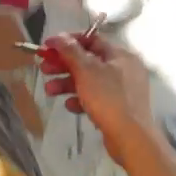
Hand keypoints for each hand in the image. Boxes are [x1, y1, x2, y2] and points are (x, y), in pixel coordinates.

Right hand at [38, 31, 159, 160]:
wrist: (131, 138)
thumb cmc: (108, 98)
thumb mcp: (86, 70)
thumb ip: (70, 50)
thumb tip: (58, 37)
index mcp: (120, 55)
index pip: (91, 39)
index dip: (67, 41)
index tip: (48, 47)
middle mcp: (123, 70)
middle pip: (87, 61)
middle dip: (62, 65)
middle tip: (44, 69)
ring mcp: (122, 90)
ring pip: (88, 80)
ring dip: (66, 83)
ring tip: (49, 91)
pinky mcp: (118, 108)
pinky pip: (95, 97)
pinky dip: (80, 99)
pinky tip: (70, 106)